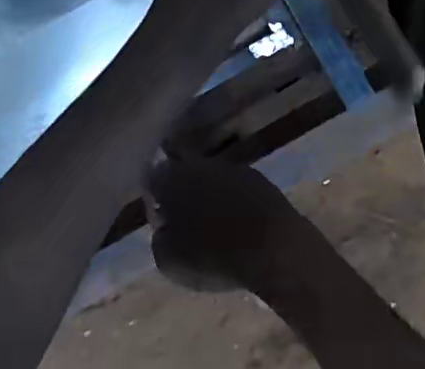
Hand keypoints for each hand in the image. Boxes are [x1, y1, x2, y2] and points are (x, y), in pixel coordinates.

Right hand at [146, 158, 308, 291]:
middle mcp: (197, 163)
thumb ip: (159, 239)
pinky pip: (234, 184)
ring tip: (214, 224)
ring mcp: (228, 166)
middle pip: (181, 171)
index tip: (161, 220)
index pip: (152, 178)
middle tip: (185, 220)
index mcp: (170, 178)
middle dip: (181, 191)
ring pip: (209, 176)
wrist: (272, 247)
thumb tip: (164, 229)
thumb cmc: (213, 255)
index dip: (154, 198)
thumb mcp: (170, 261)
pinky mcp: (255, 175)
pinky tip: (239, 222)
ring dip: (207, 193)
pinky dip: (232, 198)